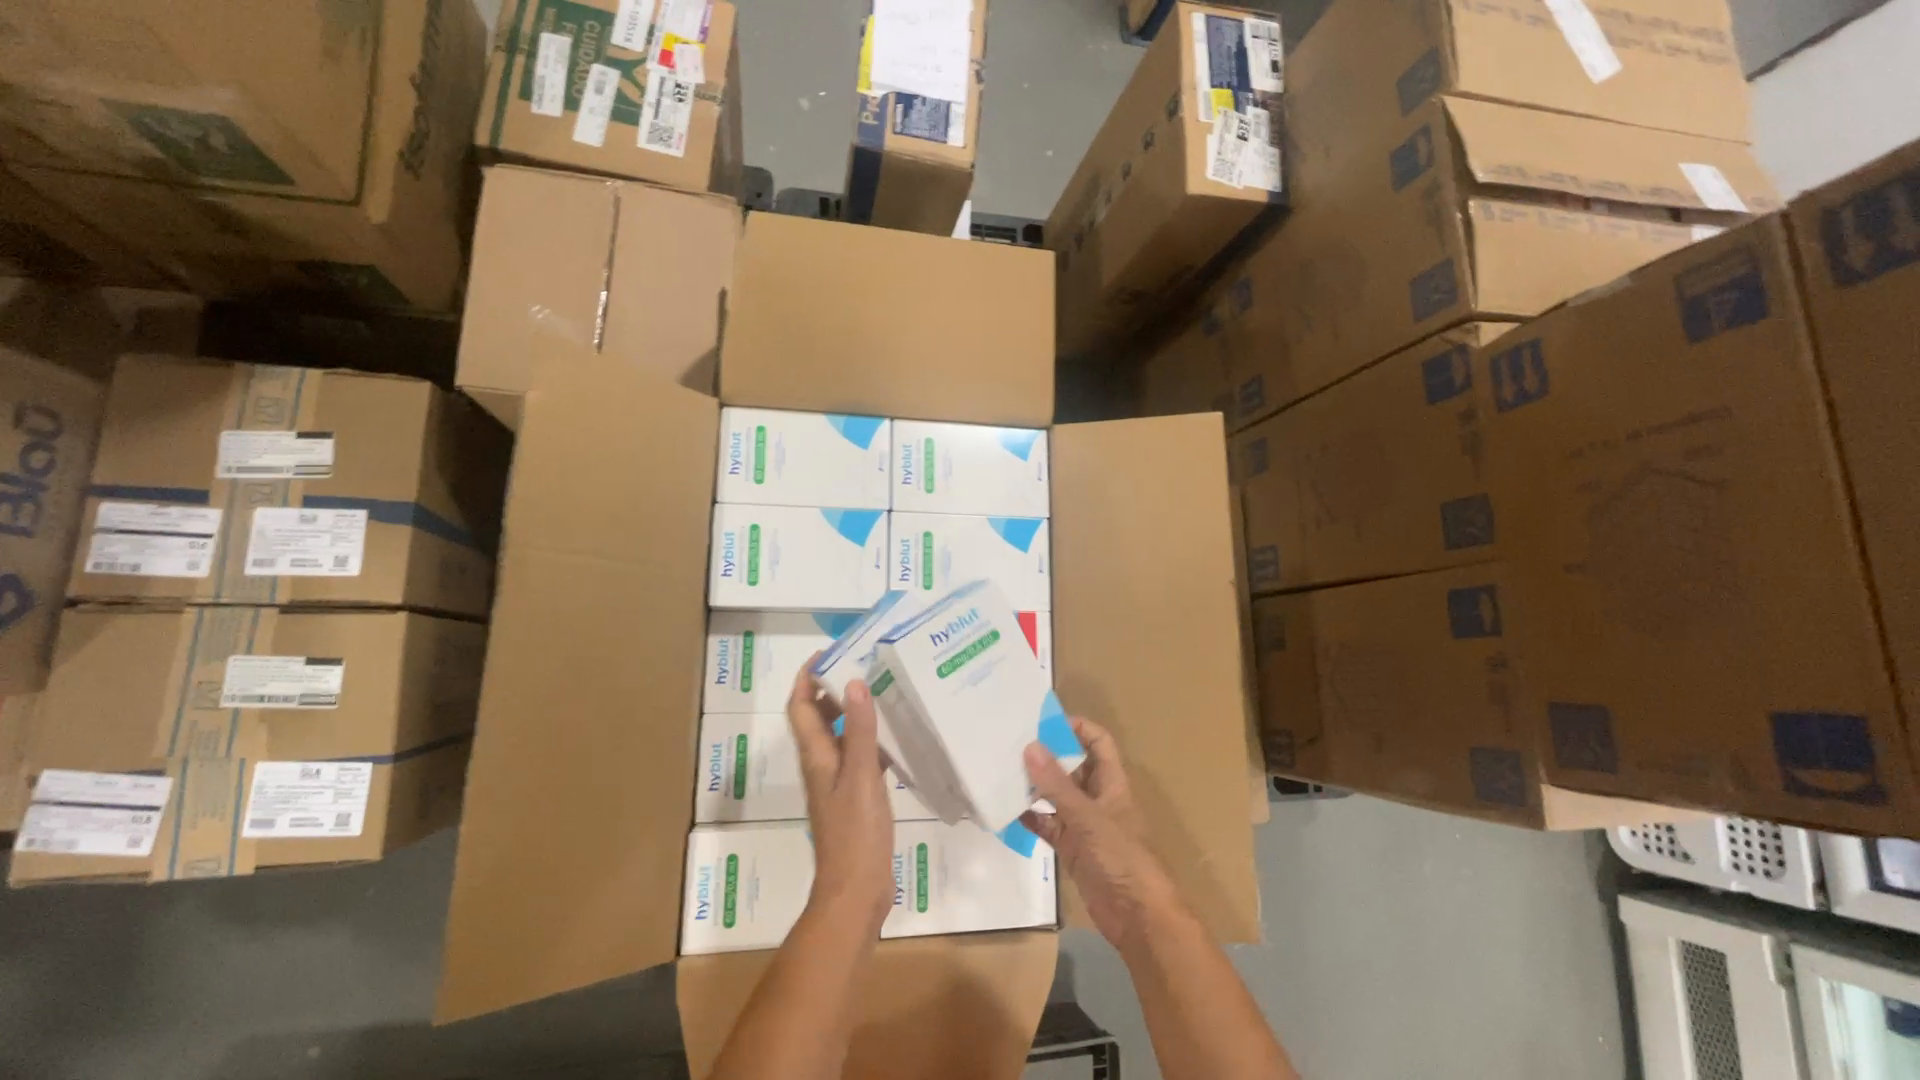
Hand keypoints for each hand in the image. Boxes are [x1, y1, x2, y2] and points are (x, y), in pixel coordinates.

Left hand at [788, 666, 894, 934]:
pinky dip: (869, 742)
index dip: (808, 678)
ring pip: (838, 739)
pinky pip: (857, 760)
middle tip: (864, 667)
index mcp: (817, 757)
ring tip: (882, 695)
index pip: (802, 707)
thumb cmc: (856, 833)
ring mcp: (837, 785)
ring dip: (852, 715)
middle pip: (818, 719)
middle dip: (833, 690)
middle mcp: (822, 766)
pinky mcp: (854, 801)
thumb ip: (858, 731)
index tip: (829, 652)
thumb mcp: (861, 777)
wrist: (856, 890)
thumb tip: (852, 682)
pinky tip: (895, 741)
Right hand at [1021, 717, 1178, 949]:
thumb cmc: (1122, 858)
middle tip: (1011, 743)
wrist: (1137, 916)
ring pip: (1056, 797)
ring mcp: (1084, 825)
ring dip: (1034, 786)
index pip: (1098, 743)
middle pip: (1072, 767)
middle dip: (1047, 755)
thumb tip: (1030, 746)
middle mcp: (1098, 799)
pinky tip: (1005, 810)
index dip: (1077, 727)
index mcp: (1112, 784)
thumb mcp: (1088, 817)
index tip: (1043, 721)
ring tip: (1001, 771)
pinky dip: (1030, 818)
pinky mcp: (1071, 849)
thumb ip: (1057, 785)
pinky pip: (1047, 825)